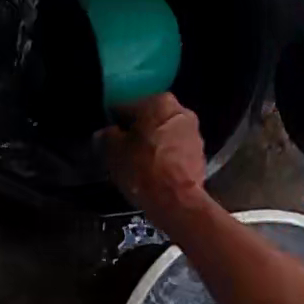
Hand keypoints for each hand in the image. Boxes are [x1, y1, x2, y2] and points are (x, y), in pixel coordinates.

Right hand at [99, 93, 210, 218]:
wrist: (176, 201)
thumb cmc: (142, 170)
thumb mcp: (114, 153)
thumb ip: (107, 137)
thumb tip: (104, 134)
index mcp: (158, 102)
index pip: (126, 108)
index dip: (113, 123)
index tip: (107, 138)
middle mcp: (180, 110)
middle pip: (149, 120)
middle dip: (136, 133)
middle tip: (123, 152)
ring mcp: (194, 132)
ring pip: (163, 135)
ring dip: (152, 145)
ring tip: (138, 165)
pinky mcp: (200, 154)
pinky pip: (174, 152)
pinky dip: (164, 158)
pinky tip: (154, 173)